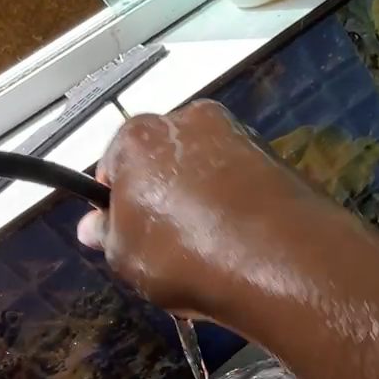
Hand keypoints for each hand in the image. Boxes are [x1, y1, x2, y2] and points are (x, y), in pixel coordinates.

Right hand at [76, 102, 378, 324]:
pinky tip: (243, 241)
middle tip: (169, 244)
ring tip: (211, 249)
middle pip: (166, 159)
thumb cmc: (185, 254)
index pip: (115, 162)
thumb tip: (95, 225)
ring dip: (205, 199)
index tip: (126, 232)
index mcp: (143, 134)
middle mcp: (193, 120)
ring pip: (208, 169)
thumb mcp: (125, 256)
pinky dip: (240, 203)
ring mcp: (242, 135)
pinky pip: (244, 181)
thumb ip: (108, 234)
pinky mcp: (279, 157)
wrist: (283, 258)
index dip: (118, 201)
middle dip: (164, 195)